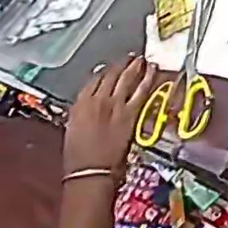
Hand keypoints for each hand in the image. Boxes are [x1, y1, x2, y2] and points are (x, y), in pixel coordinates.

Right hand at [64, 56, 161, 177]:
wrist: (90, 170)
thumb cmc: (78, 156)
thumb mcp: (74, 128)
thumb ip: (83, 112)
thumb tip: (92, 102)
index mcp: (80, 104)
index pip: (94, 81)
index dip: (105, 71)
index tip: (111, 66)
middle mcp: (97, 100)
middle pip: (111, 75)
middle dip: (122, 64)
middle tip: (131, 57)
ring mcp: (115, 104)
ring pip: (127, 78)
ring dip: (135, 66)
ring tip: (141, 58)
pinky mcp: (131, 112)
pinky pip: (141, 90)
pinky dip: (148, 78)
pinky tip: (153, 70)